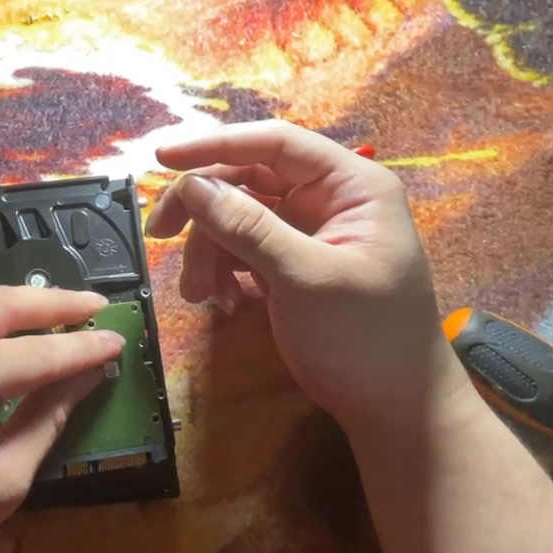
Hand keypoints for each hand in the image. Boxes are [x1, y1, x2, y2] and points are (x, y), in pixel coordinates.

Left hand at [0, 286, 123, 552]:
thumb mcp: (1, 481)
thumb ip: (48, 417)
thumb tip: (89, 371)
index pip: (32, 352)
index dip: (80, 346)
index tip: (119, 337)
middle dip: (51, 303)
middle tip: (96, 304)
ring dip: (17, 308)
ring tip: (63, 313)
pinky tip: (10, 332)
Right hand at [145, 120, 465, 430]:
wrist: (393, 409)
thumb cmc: (367, 339)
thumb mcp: (307, 279)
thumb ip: (248, 229)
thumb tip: (191, 185)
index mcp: (349, 185)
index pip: (273, 143)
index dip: (215, 144)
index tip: (162, 158)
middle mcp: (325, 198)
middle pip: (245, 178)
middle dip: (202, 209)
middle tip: (159, 234)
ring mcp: (305, 231)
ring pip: (234, 216)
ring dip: (207, 250)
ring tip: (199, 294)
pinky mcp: (287, 263)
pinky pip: (238, 249)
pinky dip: (220, 270)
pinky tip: (219, 301)